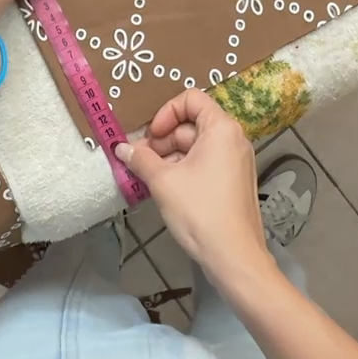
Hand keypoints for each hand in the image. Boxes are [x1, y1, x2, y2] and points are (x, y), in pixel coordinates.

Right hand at [116, 90, 268, 277]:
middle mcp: (233, 139)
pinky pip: (205, 163)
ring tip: (147, 176)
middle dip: (163, 139)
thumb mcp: (163, 182)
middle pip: (191, 123)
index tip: (151, 137)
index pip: (191, 98)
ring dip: (169, 156)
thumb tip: (121, 147)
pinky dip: (183, 169)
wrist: (235, 259)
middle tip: (140, 160)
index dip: (166, 113)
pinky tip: (165, 188)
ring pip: (196, 145)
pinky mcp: (234, 182)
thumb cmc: (200, 211)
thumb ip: (141, 159)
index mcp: (221, 129)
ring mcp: (236, 161)